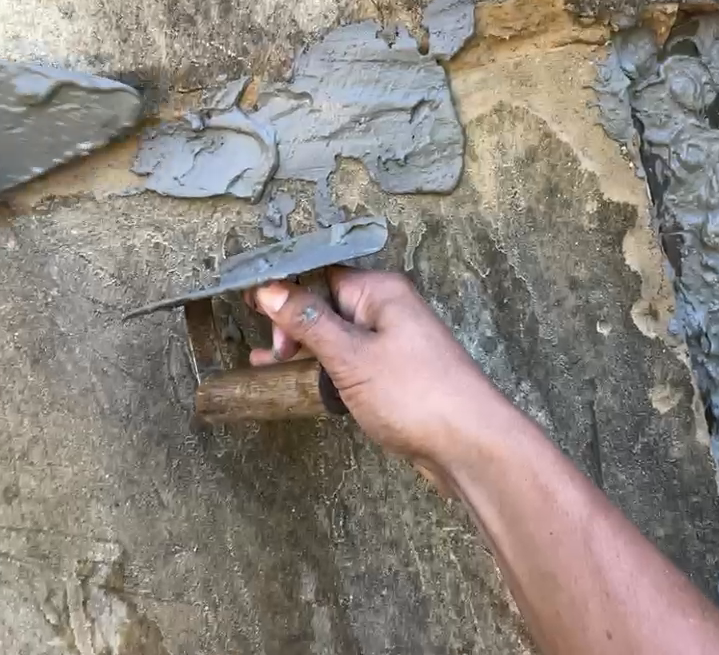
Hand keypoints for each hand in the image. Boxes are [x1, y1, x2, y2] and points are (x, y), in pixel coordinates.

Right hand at [247, 269, 519, 474]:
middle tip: (268, 353)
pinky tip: (297, 379)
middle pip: (327, 304)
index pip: (322, 275)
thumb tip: (269, 289)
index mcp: (380, 291)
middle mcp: (388, 308)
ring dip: (303, 347)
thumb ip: (308, 322)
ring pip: (336, 335)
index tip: (249, 306)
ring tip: (262, 364)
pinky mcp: (394, 372)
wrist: (469, 444)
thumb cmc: (411, 392)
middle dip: (292, 323)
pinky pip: (349, 360)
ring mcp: (393, 341)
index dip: (286, 289)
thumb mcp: (350, 356)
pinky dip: (323, 367)